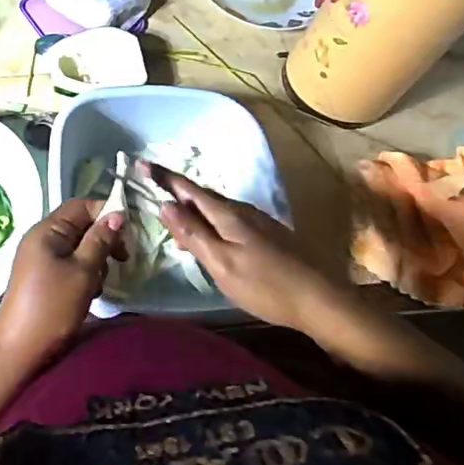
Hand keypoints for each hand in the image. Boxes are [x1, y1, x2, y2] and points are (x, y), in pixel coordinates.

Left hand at [0, 199, 127, 364]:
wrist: (19, 349)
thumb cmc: (52, 307)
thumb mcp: (83, 271)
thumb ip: (100, 240)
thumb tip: (116, 214)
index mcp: (47, 230)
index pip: (81, 206)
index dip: (106, 213)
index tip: (126, 236)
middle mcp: (41, 238)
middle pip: (80, 225)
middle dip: (102, 241)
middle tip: (120, 262)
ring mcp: (40, 257)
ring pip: (78, 247)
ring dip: (95, 262)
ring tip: (97, 286)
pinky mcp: (42, 276)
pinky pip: (70, 264)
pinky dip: (84, 274)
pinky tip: (88, 294)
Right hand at [149, 164, 340, 331]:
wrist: (322, 301)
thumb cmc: (265, 285)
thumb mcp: (221, 263)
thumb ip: (193, 234)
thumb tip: (165, 204)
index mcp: (227, 214)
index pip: (188, 189)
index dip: (164, 177)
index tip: (141, 164)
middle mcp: (242, 211)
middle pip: (202, 196)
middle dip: (177, 193)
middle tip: (155, 193)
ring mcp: (259, 222)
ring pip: (217, 210)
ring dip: (195, 211)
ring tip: (178, 224)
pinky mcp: (269, 236)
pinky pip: (230, 221)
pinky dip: (212, 223)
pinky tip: (212, 239)